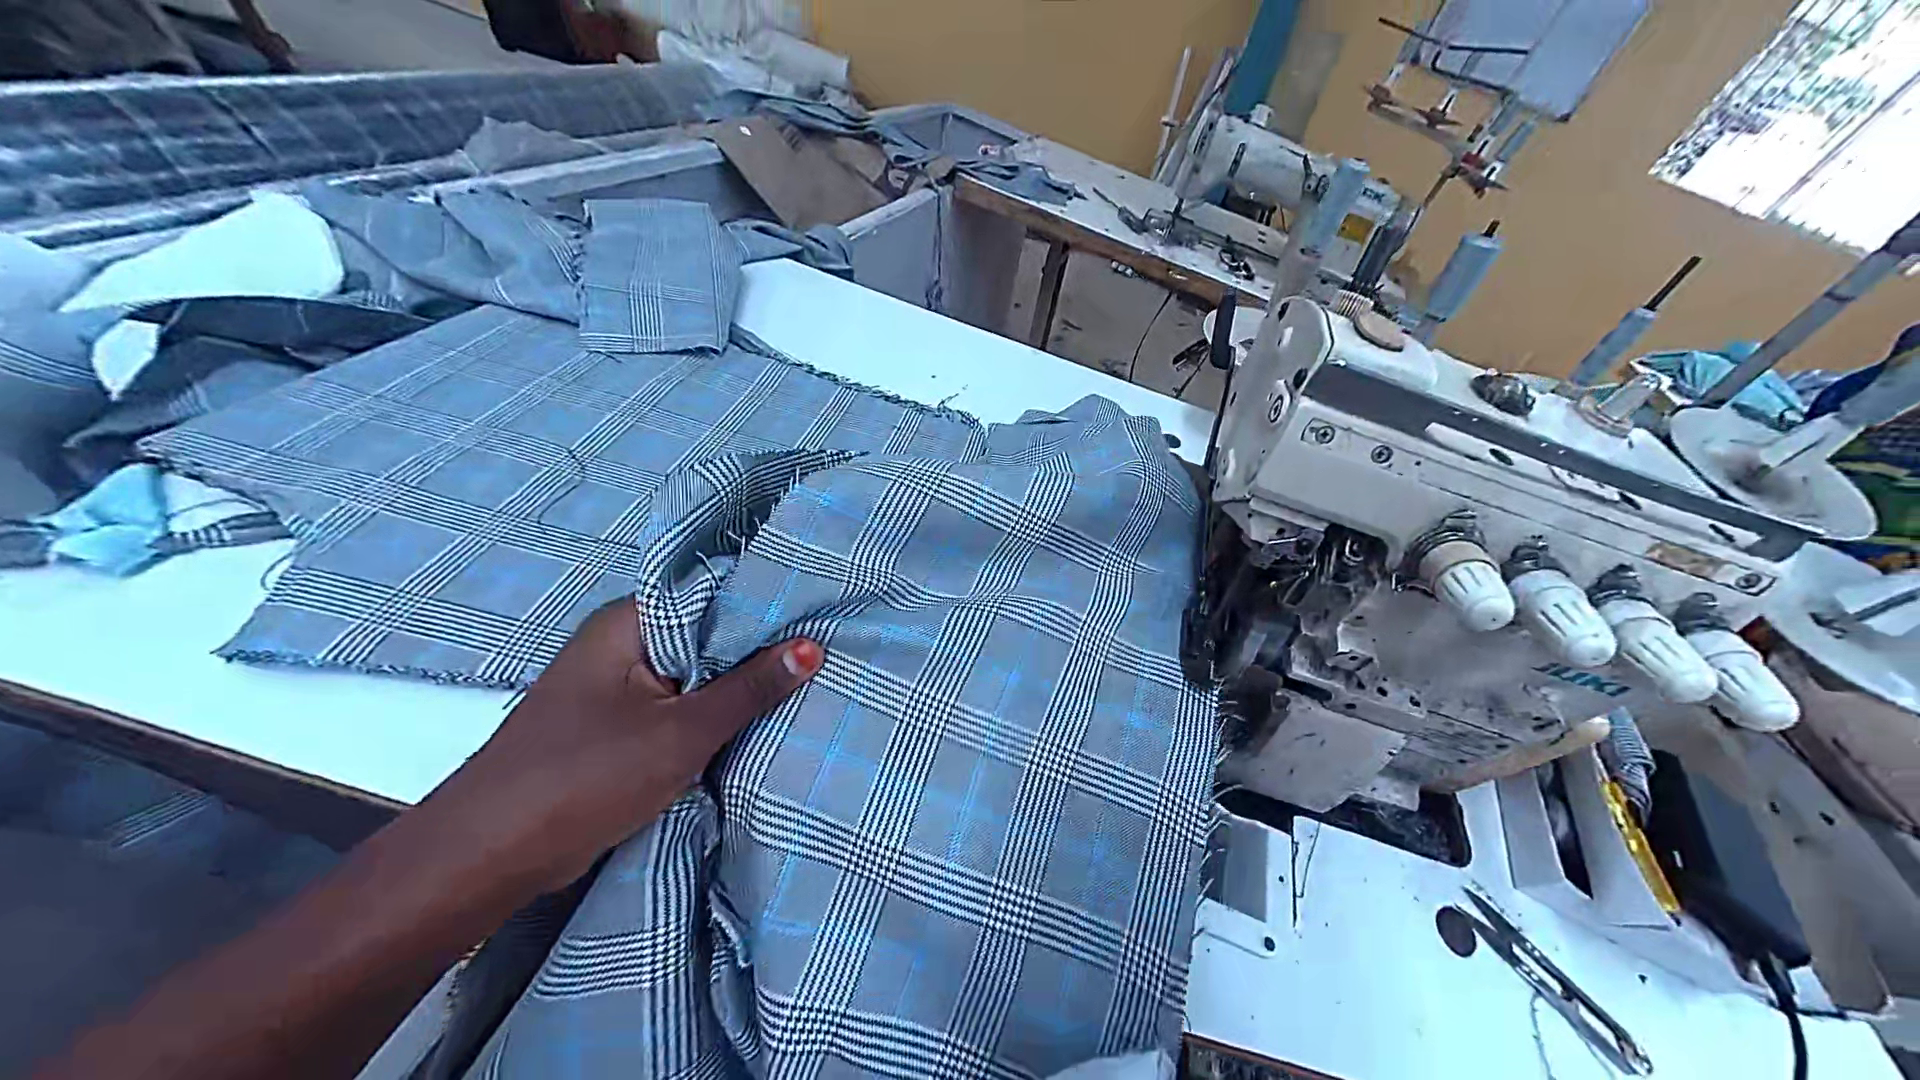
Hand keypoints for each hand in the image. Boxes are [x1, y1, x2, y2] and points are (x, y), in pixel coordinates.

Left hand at [416, 595, 822, 894]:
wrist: (486, 859)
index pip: (710, 594)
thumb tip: (810, 648)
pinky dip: (708, 714)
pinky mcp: (614, 723)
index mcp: (627, 623)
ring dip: (733, 687)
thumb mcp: (682, 732)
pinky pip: (674, 705)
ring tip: (802, 682)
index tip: (817, 614)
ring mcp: (615, 685)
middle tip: (820, 652)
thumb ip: (750, 689)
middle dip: (755, 651)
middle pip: (703, 636)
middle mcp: (620, 643)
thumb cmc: (583, 778)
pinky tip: (752, 720)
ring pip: (692, 674)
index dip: (764, 605)